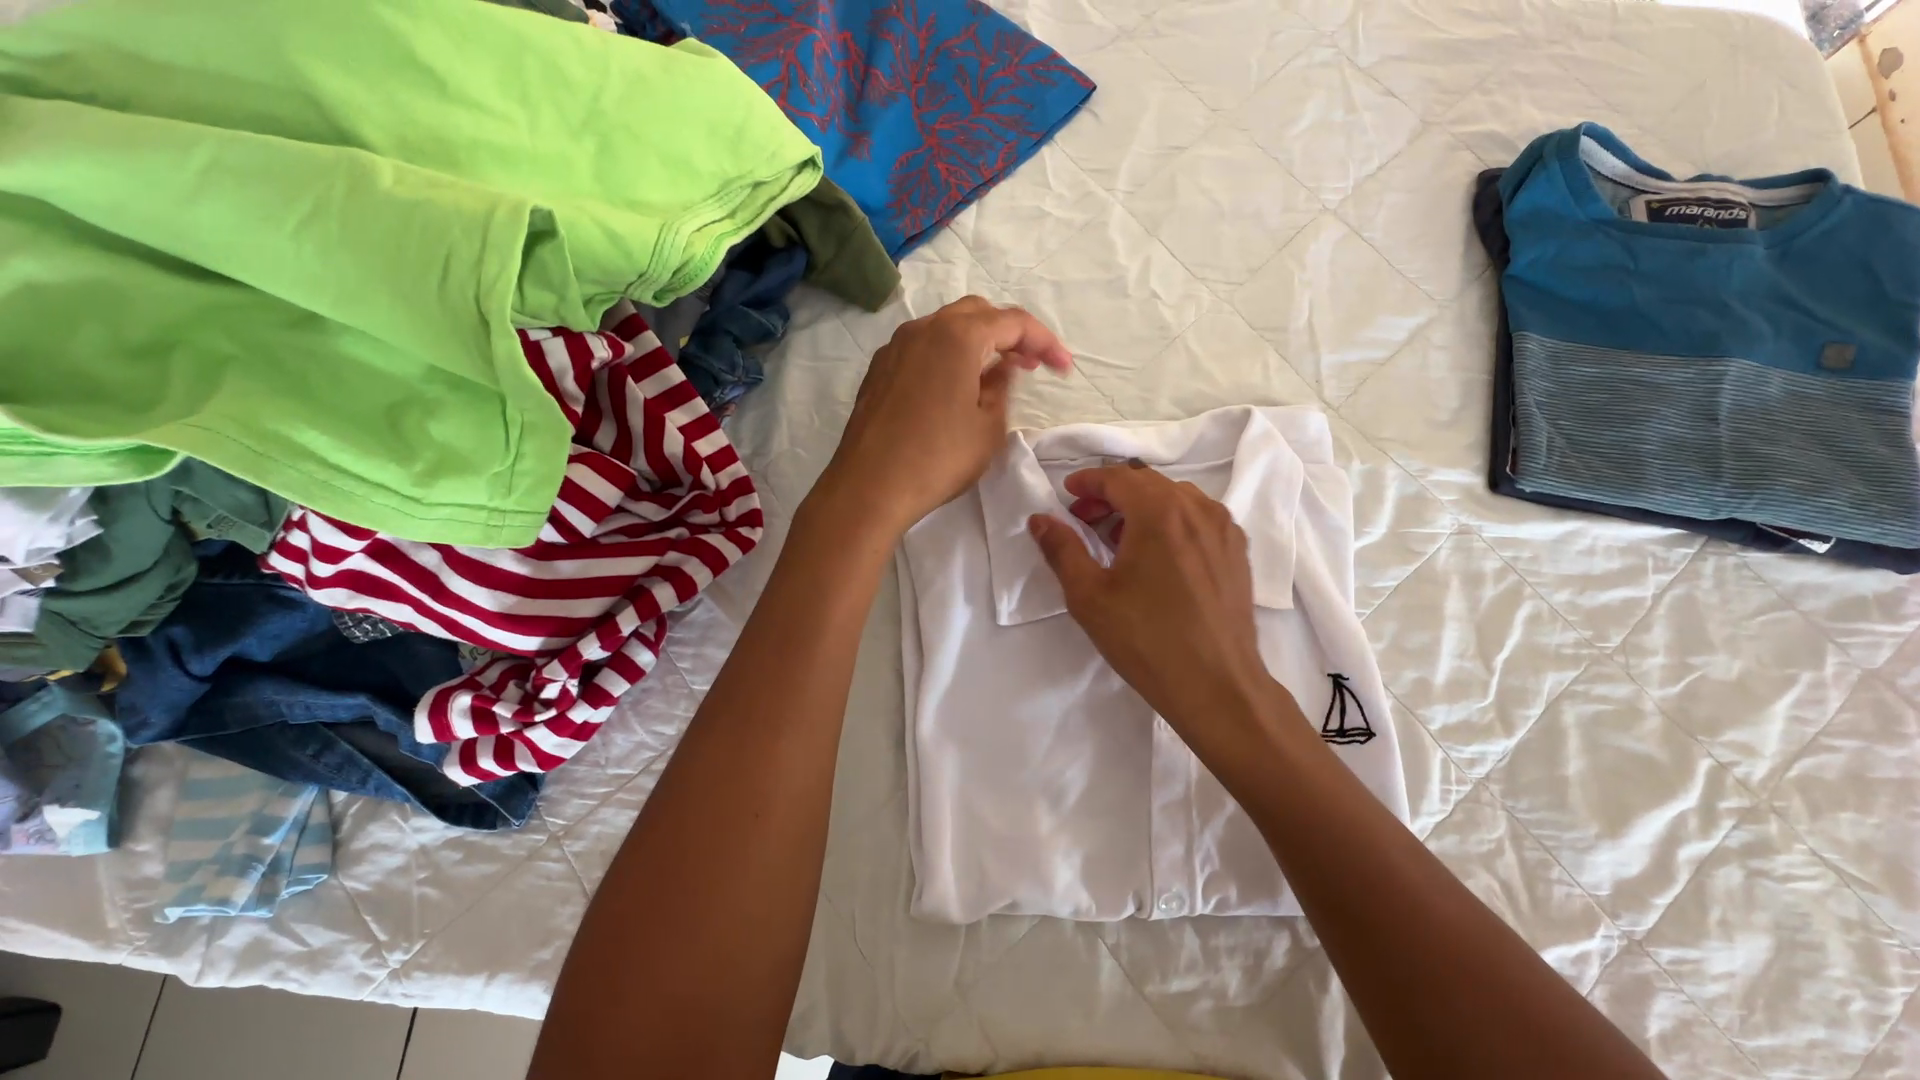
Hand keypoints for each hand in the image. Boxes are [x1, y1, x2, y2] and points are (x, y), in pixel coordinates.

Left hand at [814, 296, 1070, 536]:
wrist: (868, 487)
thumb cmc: (937, 458)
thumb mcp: (988, 427)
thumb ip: (1001, 387)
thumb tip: (1000, 367)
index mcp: (957, 336)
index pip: (1013, 322)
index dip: (1045, 342)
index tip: (1063, 369)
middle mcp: (923, 329)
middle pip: (977, 313)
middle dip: (1009, 333)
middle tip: (1031, 365)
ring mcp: (895, 347)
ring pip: (945, 327)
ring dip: (976, 342)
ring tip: (996, 374)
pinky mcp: (878, 370)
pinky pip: (921, 348)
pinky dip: (947, 355)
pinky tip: (955, 386)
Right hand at [1027, 464, 1295, 763]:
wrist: (1216, 685)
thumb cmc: (1146, 640)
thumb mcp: (1090, 596)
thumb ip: (1062, 550)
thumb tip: (1040, 519)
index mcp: (1160, 512)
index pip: (1118, 478)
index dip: (1088, 482)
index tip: (1067, 493)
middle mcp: (1197, 509)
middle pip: (1148, 484)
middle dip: (1113, 494)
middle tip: (1085, 520)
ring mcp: (1224, 530)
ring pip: (1177, 499)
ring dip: (1144, 507)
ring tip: (1120, 540)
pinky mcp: (1238, 553)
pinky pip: (1200, 519)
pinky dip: (1173, 522)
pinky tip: (1159, 556)